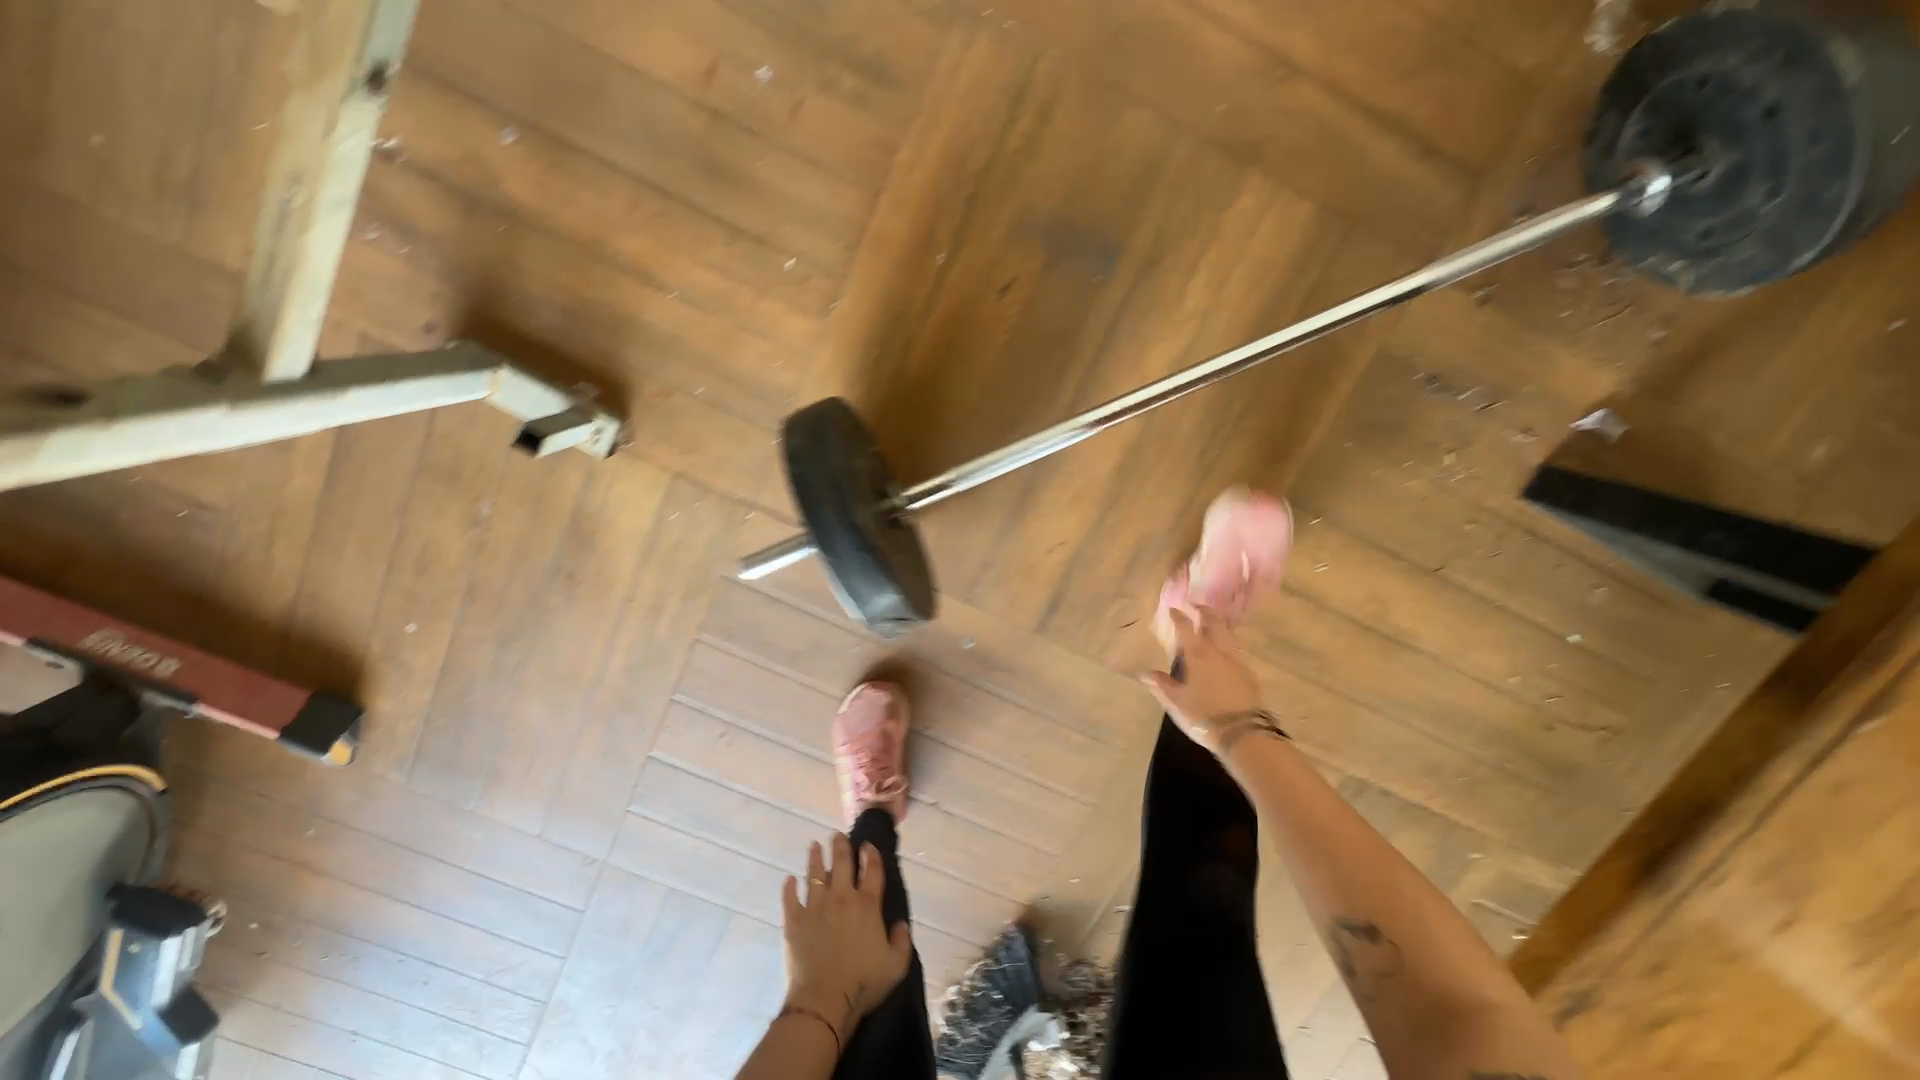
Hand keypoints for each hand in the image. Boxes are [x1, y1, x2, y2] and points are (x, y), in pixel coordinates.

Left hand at [780, 834, 913, 1042]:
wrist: (824, 1000)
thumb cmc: (863, 983)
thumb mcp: (896, 965)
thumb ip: (901, 941)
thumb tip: (900, 924)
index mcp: (867, 906)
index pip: (871, 871)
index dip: (870, 855)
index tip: (867, 845)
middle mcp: (841, 898)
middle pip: (840, 864)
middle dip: (840, 846)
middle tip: (837, 835)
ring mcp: (815, 907)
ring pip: (814, 874)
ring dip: (815, 857)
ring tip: (814, 845)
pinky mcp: (794, 921)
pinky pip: (790, 898)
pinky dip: (789, 887)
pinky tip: (789, 879)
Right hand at [1140, 606, 1264, 753]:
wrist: (1243, 732)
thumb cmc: (1203, 715)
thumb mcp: (1175, 702)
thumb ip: (1160, 685)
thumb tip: (1144, 673)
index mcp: (1197, 654)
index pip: (1186, 628)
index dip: (1178, 617)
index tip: (1172, 609)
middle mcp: (1218, 651)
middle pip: (1213, 622)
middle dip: (1203, 610)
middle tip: (1194, 605)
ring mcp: (1236, 660)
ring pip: (1228, 633)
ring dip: (1218, 623)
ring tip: (1210, 623)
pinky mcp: (1249, 672)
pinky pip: (1237, 648)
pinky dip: (1228, 641)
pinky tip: (1225, 649)